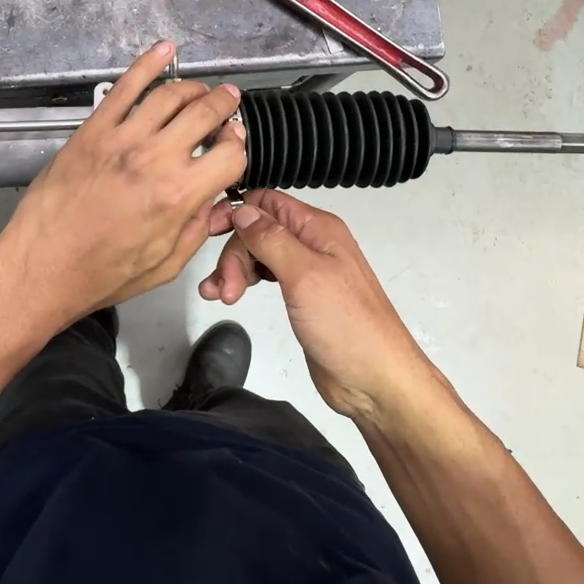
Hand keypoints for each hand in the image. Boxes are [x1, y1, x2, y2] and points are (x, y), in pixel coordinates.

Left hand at [0, 41, 247, 328]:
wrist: (42, 265)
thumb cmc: (103, 273)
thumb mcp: (166, 264)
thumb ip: (199, 228)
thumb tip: (218, 199)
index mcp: (179, 195)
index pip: (231, 153)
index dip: (240, 147)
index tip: (234, 146)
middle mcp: (155, 158)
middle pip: (205, 113)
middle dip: (226, 105)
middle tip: (229, 102)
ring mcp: (121, 138)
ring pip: (170, 95)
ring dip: (194, 88)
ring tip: (201, 91)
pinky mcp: (93, 130)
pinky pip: (125, 86)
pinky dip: (148, 63)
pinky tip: (165, 50)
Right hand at [199, 190, 433, 419]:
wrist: (375, 380)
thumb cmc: (347, 326)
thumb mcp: (304, 275)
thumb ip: (271, 239)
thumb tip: (242, 209)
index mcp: (318, 229)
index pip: (267, 202)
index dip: (236, 211)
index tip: (209, 231)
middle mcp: (312, 244)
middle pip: (258, 230)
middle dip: (235, 253)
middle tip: (225, 287)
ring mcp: (307, 271)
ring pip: (259, 254)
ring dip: (234, 270)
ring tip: (219, 296)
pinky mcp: (301, 296)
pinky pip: (265, 277)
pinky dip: (244, 283)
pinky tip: (227, 297)